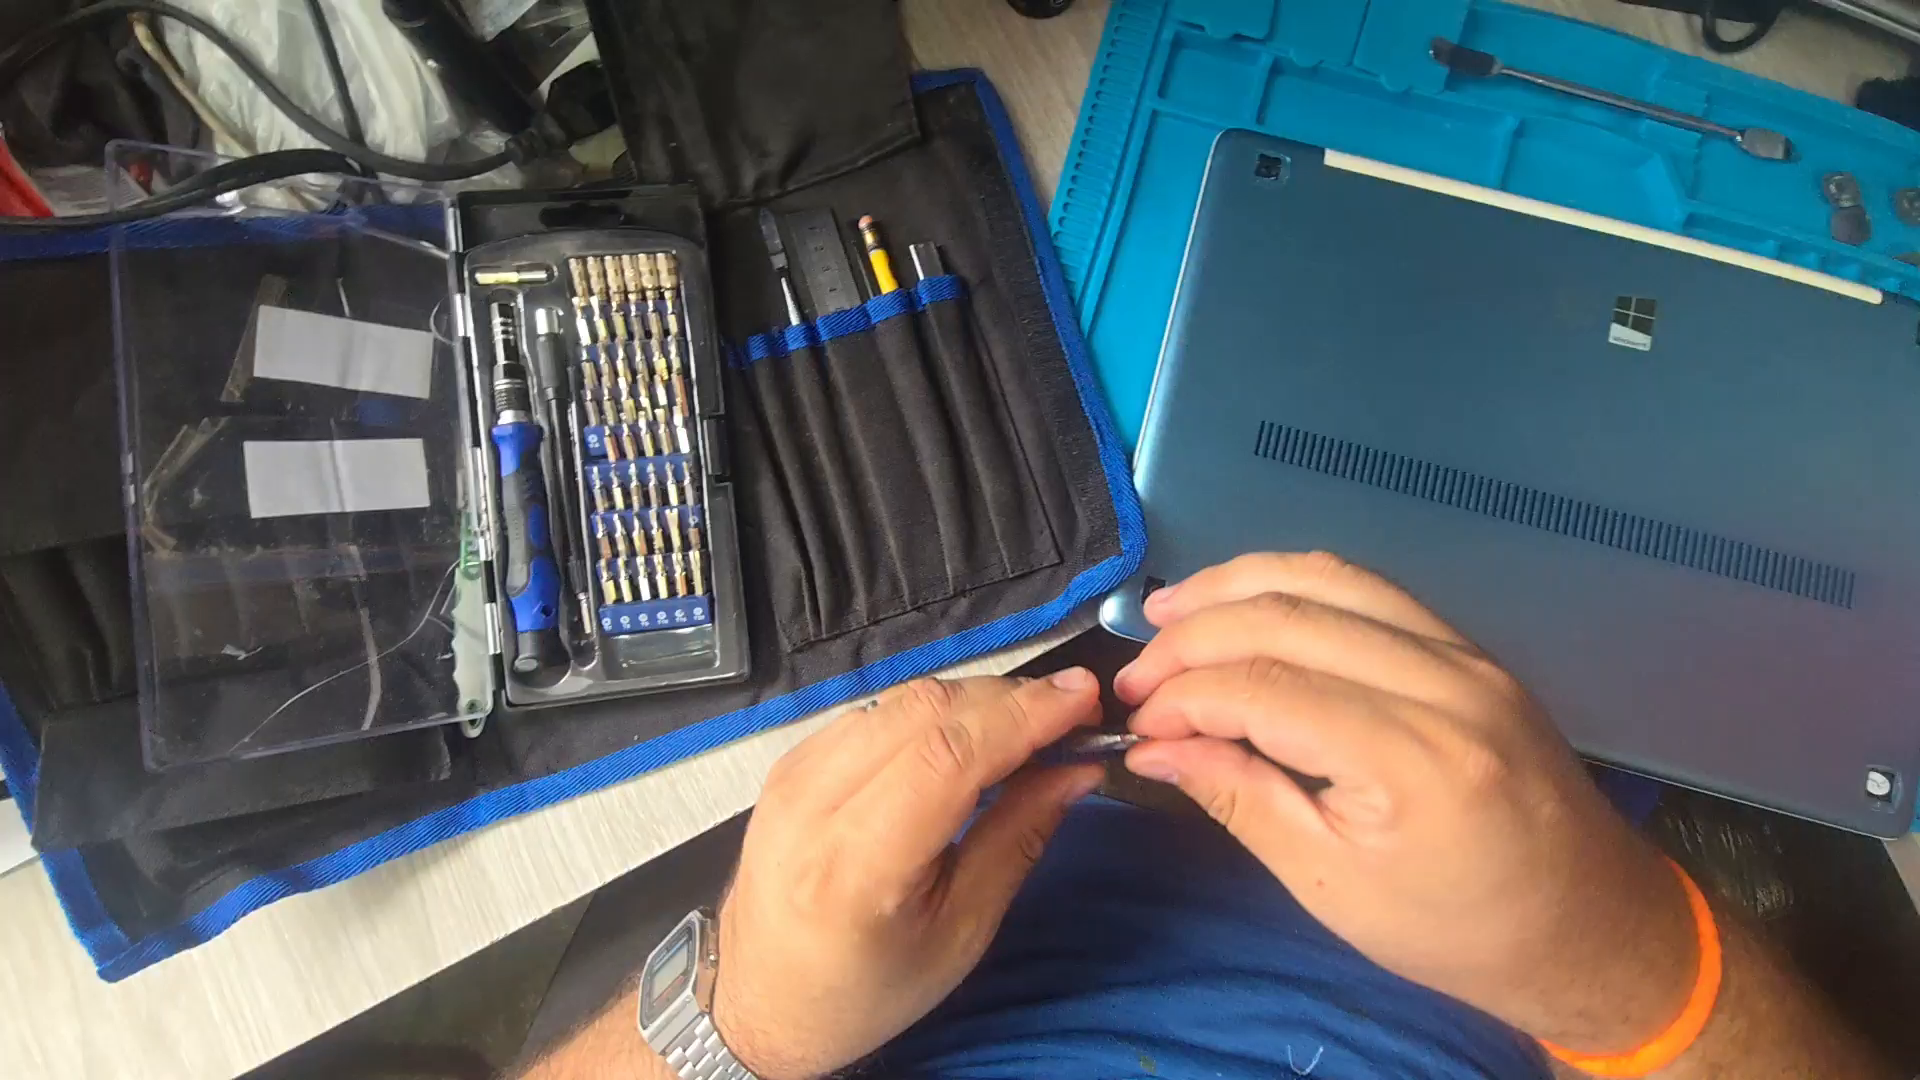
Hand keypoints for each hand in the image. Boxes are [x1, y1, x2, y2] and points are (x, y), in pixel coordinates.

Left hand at [712, 672, 1104, 1078]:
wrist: (756, 994)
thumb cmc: (866, 987)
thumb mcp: (960, 932)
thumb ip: (1019, 835)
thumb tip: (1076, 768)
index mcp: (857, 866)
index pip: (948, 756)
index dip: (1023, 715)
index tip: (1082, 695)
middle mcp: (816, 800)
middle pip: (927, 710)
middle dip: (1011, 696)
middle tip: (1070, 707)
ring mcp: (796, 768)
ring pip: (905, 696)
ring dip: (977, 697)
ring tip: (1029, 718)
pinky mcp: (794, 754)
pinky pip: (880, 708)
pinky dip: (937, 708)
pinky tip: (969, 729)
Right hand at [1114, 553, 1697, 1054]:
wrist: (1597, 931)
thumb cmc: (1457, 930)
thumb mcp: (1328, 883)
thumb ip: (1234, 795)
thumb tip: (1149, 748)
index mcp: (1413, 761)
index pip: (1261, 689)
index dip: (1181, 696)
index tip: (1137, 723)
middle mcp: (1443, 684)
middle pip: (1281, 619)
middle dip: (1189, 639)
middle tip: (1136, 674)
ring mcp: (1461, 652)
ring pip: (1319, 577)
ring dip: (1228, 586)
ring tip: (1165, 609)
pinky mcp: (1463, 643)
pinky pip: (1358, 584)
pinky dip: (1283, 580)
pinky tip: (1240, 598)